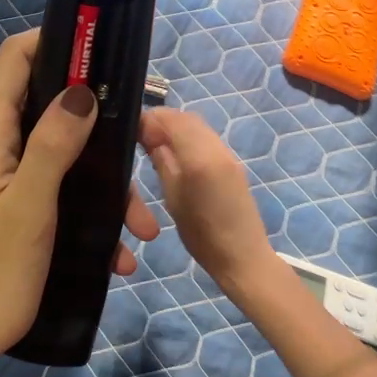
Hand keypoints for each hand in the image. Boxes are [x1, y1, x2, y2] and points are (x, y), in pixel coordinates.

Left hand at [0, 30, 160, 372]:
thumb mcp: (30, 209)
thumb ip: (53, 144)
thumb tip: (82, 89)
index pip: (16, 58)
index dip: (56, 40)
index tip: (103, 47)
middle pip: (42, 101)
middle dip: (92, 117)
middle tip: (136, 141)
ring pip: (53, 149)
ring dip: (97, 174)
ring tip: (138, 221)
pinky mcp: (3, 204)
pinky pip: (49, 185)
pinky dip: (81, 203)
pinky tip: (113, 248)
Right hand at [139, 107, 276, 291]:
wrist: (244, 258)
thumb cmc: (202, 236)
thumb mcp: (173, 198)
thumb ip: (163, 161)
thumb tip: (150, 137)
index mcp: (199, 158)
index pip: (171, 119)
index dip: (150, 119)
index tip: (132, 131)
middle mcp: (216, 148)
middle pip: (186, 118)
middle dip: (162, 121)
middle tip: (142, 137)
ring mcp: (228, 154)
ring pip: (198, 126)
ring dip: (176, 128)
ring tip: (157, 146)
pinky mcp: (233, 162)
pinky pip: (207, 138)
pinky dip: (189, 137)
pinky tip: (178, 155)